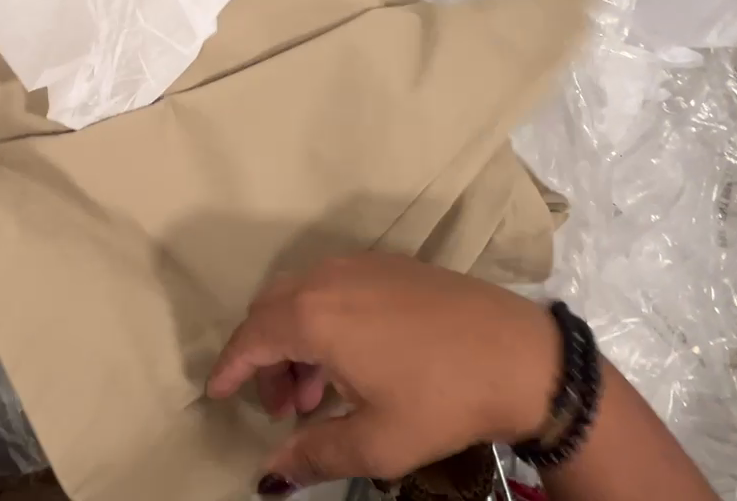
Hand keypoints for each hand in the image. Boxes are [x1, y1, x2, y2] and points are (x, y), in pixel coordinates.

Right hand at [207, 253, 559, 489]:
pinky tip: (351, 358)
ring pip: (299, 295)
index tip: (216, 393)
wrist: (519, 354)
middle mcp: (323, 279)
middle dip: (264, 358)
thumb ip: (314, 453)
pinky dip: (320, 318)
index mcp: (313, 316)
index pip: (251, 337)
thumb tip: (270, 473)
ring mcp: (355, 264)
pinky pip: (329, 286)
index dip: (230, 368)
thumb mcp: (378, 442)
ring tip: (318, 390)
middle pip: (270, 311)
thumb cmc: (442, 399)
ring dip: (293, 339)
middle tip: (283, 408)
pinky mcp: (384, 263)